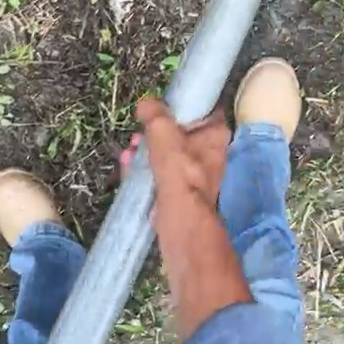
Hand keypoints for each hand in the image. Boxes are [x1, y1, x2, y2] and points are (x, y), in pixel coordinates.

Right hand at [136, 98, 246, 340]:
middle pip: (179, 134)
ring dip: (146, 151)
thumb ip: (158, 121)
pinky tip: (128, 170)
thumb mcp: (168, 145)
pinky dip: (145, 171)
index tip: (155, 110)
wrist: (186, 240)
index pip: (202, 111)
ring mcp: (194, 179)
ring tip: (128, 154)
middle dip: (154, 133)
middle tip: (136, 136)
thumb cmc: (183, 189)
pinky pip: (160, 176)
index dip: (179, 108)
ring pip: (167, 155)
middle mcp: (209, 157)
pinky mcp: (179, 198)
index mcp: (215, 139)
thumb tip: (146, 103)